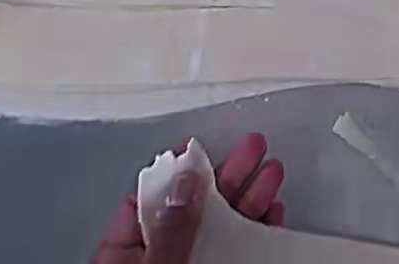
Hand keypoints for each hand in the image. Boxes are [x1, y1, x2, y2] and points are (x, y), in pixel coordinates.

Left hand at [91, 132, 287, 263]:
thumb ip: (171, 229)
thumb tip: (187, 175)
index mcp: (124, 256)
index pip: (146, 201)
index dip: (176, 169)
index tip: (201, 146)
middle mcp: (155, 257)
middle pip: (193, 205)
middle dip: (228, 173)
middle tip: (256, 145)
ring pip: (221, 224)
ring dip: (251, 195)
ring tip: (274, 172)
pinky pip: (237, 248)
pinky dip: (257, 228)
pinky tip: (272, 211)